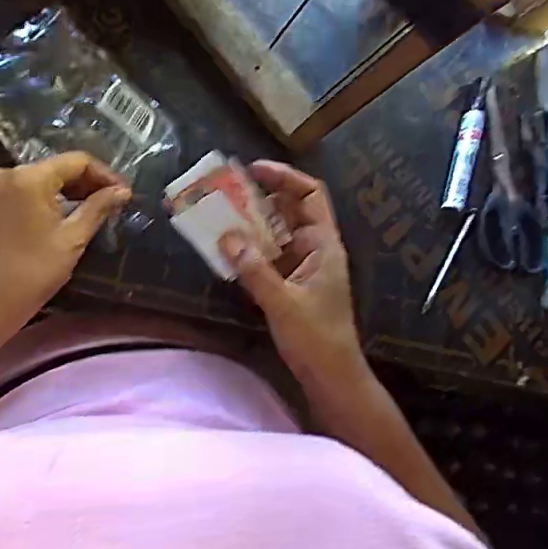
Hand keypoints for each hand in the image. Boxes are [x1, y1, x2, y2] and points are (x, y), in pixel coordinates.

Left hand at [0, 152, 129, 338]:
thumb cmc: (33, 273)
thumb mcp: (72, 239)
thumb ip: (98, 207)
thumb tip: (122, 191)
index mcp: (29, 177)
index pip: (76, 161)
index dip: (103, 174)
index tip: (121, 193)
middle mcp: (1, 175)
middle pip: (50, 170)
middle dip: (79, 185)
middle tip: (103, 205)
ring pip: (27, 184)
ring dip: (52, 195)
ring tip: (72, 216)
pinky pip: (6, 199)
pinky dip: (25, 206)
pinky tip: (36, 228)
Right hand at [222, 161, 365, 379]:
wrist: (331, 378)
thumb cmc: (316, 339)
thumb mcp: (283, 304)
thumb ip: (255, 270)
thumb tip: (226, 236)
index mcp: (323, 245)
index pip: (310, 194)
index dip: (284, 177)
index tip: (253, 170)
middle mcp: (313, 248)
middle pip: (287, 209)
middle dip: (257, 198)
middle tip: (223, 191)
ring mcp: (301, 266)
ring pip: (274, 232)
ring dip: (248, 224)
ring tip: (216, 214)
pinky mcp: (288, 283)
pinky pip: (266, 255)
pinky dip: (247, 249)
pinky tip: (224, 249)